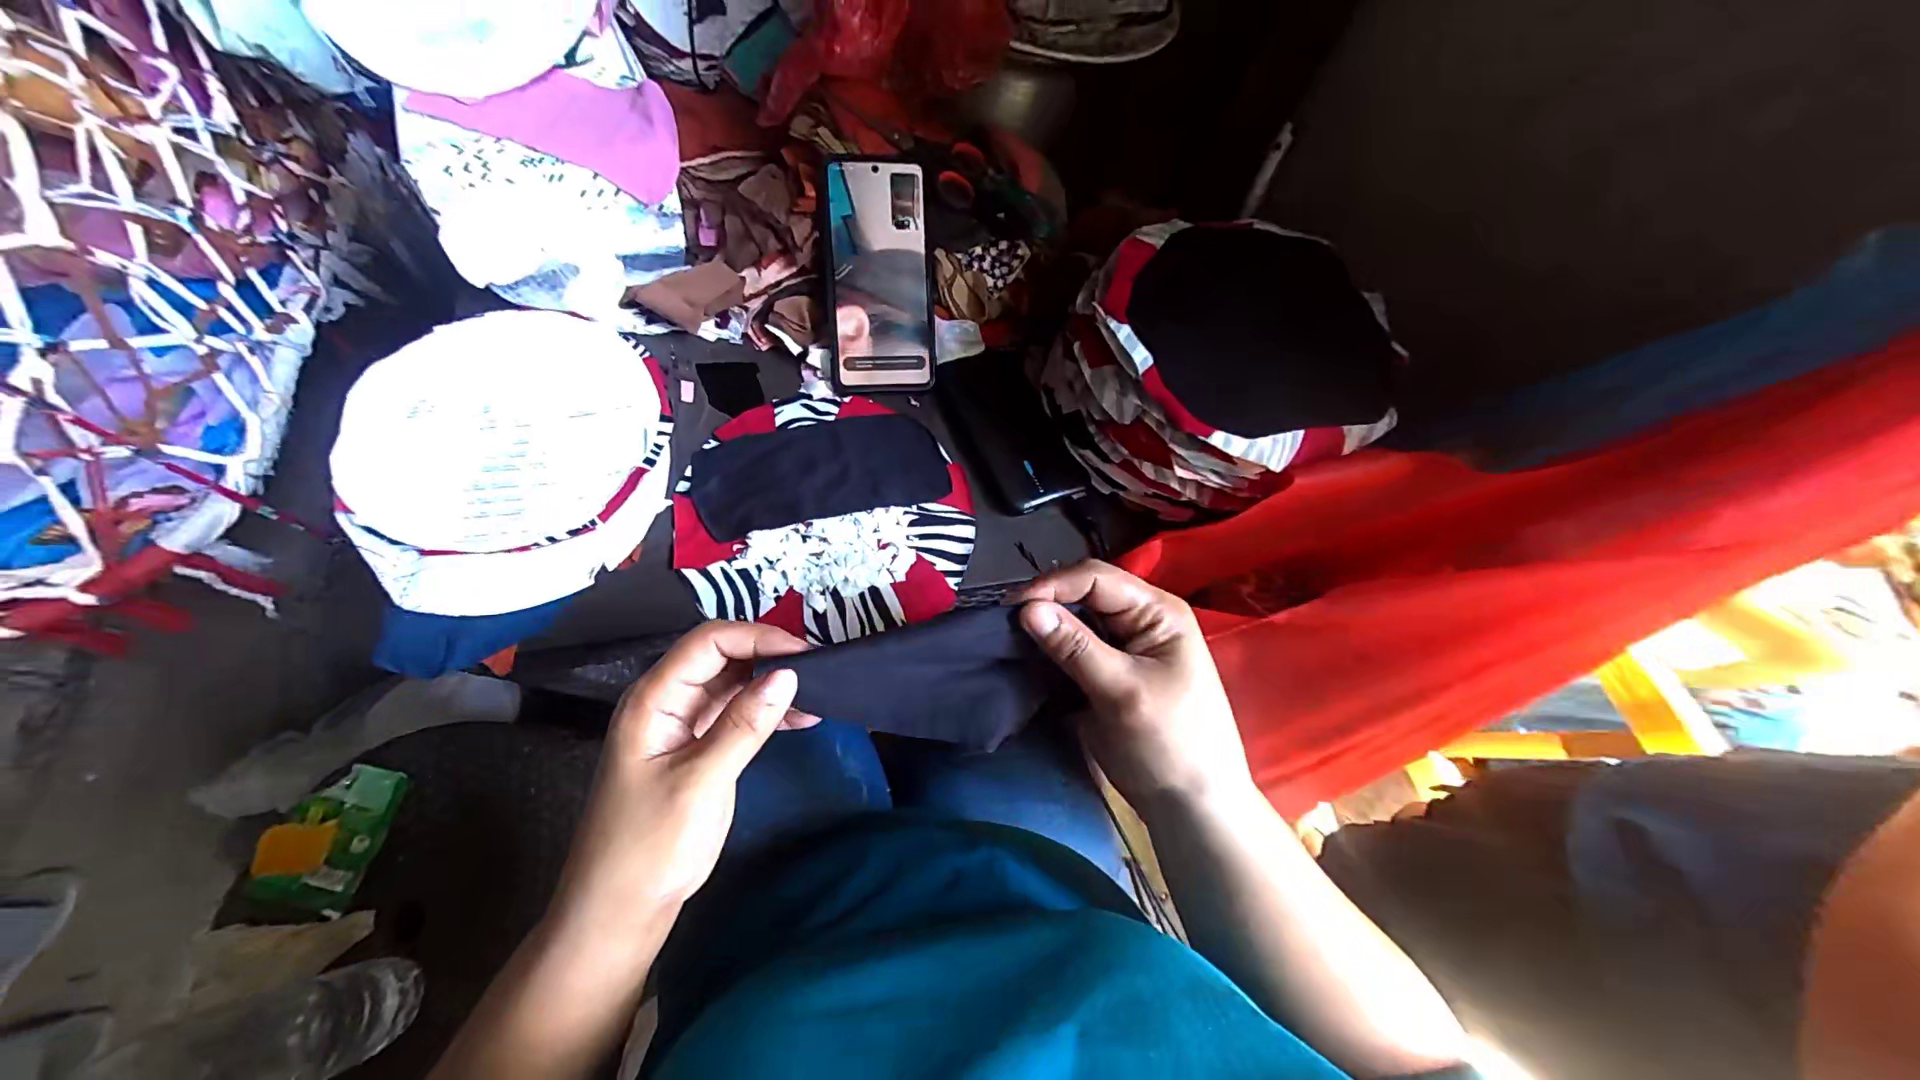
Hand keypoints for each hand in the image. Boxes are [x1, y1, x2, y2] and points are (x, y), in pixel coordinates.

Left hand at [547, 621, 814, 949]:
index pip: (707, 643)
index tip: (804, 651)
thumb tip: (788, 673)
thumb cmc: (649, 847)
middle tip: (819, 669)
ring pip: (733, 684)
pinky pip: (736, 713)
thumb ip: (744, 724)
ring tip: (818, 694)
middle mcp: (667, 701)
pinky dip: (768, 711)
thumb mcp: (701, 782)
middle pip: (721, 657)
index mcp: (653, 700)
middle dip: (769, 655)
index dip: (756, 636)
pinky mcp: (698, 747)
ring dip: (773, 684)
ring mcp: (683, 724)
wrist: (619, 912)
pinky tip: (801, 718)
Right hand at [1013, 560, 1254, 811]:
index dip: (1052, 586)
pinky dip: (1048, 650)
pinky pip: (1072, 648)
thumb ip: (1075, 647)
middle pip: (1083, 594)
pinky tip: (1024, 656)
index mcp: (1157, 611)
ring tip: (1006, 636)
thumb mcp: (1122, 692)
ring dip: (1044, 627)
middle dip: (1045, 603)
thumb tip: (1026, 609)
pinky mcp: (1106, 672)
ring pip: (1074, 620)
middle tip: (1001, 622)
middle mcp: (1139, 620)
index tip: (1010, 607)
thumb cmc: (1169, 744)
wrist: (1189, 806)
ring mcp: (1122, 646)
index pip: (1096, 578)